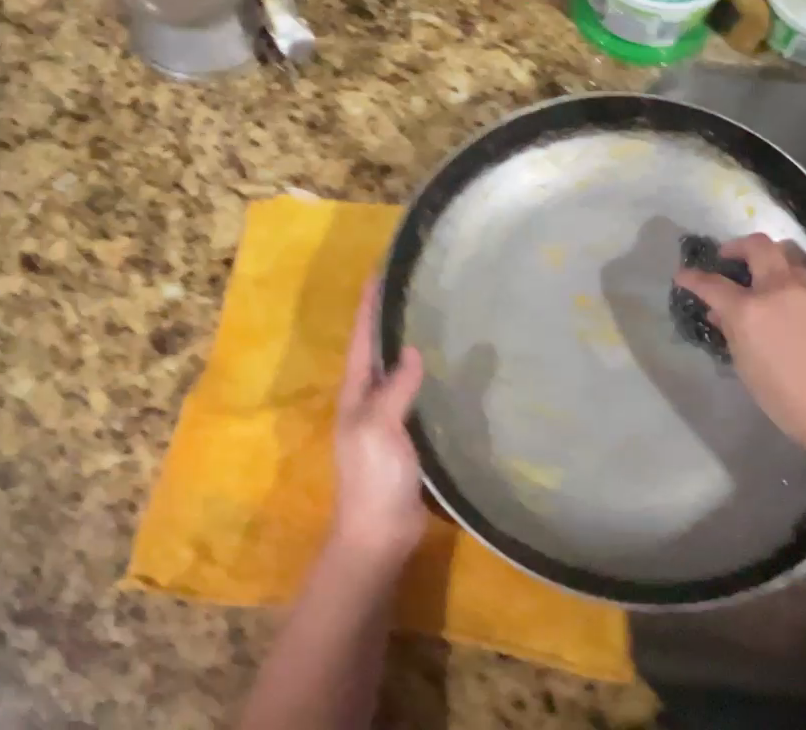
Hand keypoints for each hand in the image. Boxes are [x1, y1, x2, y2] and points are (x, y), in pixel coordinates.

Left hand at [329, 280, 427, 564]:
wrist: (378, 535)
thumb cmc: (373, 478)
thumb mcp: (379, 428)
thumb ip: (395, 389)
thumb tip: (411, 350)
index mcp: (355, 393)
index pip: (362, 338)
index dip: (368, 305)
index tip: (380, 270)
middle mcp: (368, 400)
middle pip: (378, 351)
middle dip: (390, 319)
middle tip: (416, 287)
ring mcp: (389, 420)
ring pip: (399, 373)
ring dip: (410, 345)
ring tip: (436, 317)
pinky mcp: (409, 439)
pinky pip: (419, 398)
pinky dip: (430, 378)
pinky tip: (451, 370)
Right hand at [673, 233, 805, 456]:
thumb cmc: (788, 400)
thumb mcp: (748, 369)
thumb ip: (733, 334)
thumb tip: (721, 314)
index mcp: (749, 311)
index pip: (712, 285)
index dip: (693, 278)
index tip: (682, 275)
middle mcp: (778, 289)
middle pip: (756, 246)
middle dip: (737, 247)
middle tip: (727, 258)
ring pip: (785, 257)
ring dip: (767, 261)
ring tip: (760, 281)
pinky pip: (804, 277)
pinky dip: (788, 280)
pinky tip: (787, 302)